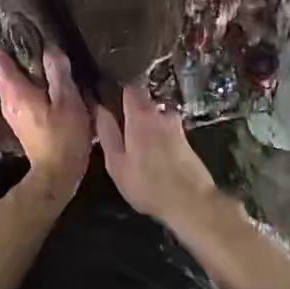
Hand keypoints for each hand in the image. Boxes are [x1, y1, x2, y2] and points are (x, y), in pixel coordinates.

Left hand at [0, 46, 91, 200]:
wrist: (57, 173)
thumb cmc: (63, 136)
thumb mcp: (68, 99)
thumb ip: (58, 72)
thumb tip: (50, 49)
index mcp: (15, 91)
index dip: (10, 45)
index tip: (26, 37)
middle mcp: (7, 101)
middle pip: (6, 72)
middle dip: (20, 59)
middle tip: (42, 50)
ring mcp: (12, 114)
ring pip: (15, 86)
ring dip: (29, 75)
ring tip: (50, 68)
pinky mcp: (22, 124)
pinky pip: (23, 98)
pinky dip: (33, 90)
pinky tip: (52, 91)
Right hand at [94, 83, 219, 229]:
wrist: (191, 201)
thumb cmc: (147, 184)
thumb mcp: (117, 163)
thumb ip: (107, 132)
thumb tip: (98, 108)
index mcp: (141, 115)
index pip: (130, 87)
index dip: (117, 90)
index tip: (106, 98)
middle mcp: (161, 113)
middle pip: (144, 100)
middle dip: (131, 109)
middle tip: (118, 126)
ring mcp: (177, 126)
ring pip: (156, 116)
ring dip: (146, 124)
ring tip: (135, 143)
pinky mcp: (186, 140)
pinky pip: (166, 130)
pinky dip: (158, 136)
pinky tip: (152, 154)